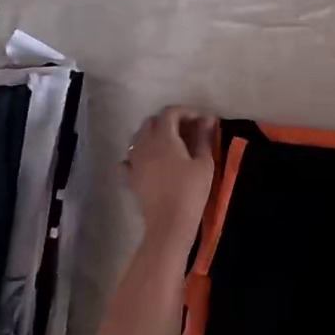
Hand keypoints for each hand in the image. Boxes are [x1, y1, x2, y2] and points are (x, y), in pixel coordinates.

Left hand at [126, 106, 216, 254]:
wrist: (169, 223)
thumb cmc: (191, 191)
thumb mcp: (204, 163)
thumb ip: (204, 138)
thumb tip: (206, 120)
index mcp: (164, 138)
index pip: (170, 112)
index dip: (186, 111)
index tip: (200, 119)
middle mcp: (145, 145)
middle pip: (151, 122)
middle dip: (169, 120)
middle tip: (186, 130)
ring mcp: (134, 162)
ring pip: (138, 139)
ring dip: (152, 135)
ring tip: (169, 145)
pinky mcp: (130, 179)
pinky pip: (128, 161)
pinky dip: (137, 157)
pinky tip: (147, 163)